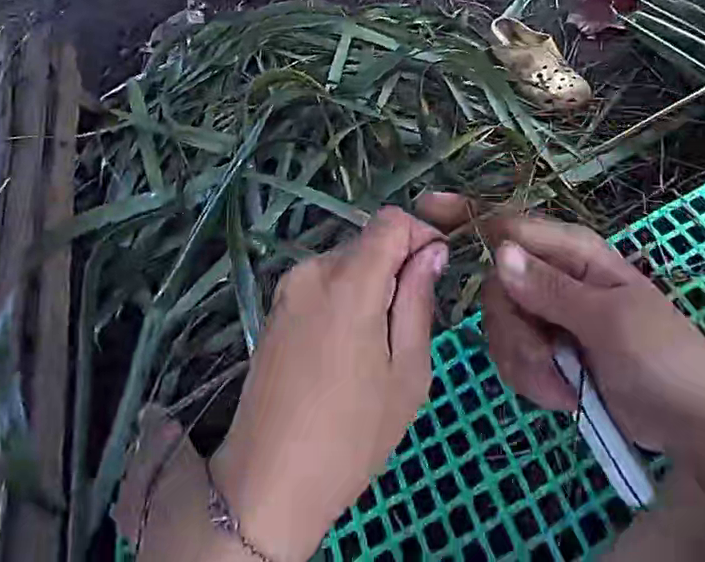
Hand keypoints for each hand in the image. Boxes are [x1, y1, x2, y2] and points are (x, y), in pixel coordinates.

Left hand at [208, 206, 448, 561]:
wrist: (266, 484)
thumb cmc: (350, 435)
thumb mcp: (406, 373)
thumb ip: (418, 301)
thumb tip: (432, 252)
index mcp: (347, 281)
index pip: (391, 220)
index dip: (421, 235)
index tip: (437, 269)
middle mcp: (313, 270)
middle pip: (369, 241)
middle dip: (398, 265)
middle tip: (412, 320)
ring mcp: (288, 287)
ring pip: (347, 261)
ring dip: (373, 283)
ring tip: (379, 342)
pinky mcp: (276, 307)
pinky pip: (324, 282)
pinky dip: (347, 296)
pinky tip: (349, 347)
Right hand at [480, 216, 704, 451]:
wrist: (692, 422)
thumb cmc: (663, 357)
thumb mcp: (609, 321)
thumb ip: (551, 288)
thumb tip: (498, 253)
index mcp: (572, 250)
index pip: (507, 223)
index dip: (466, 216)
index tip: (425, 210)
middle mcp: (552, 273)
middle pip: (495, 287)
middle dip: (513, 332)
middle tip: (546, 359)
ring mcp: (546, 312)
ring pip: (499, 327)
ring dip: (525, 364)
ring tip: (565, 386)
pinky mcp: (545, 348)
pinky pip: (511, 357)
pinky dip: (532, 382)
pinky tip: (565, 395)